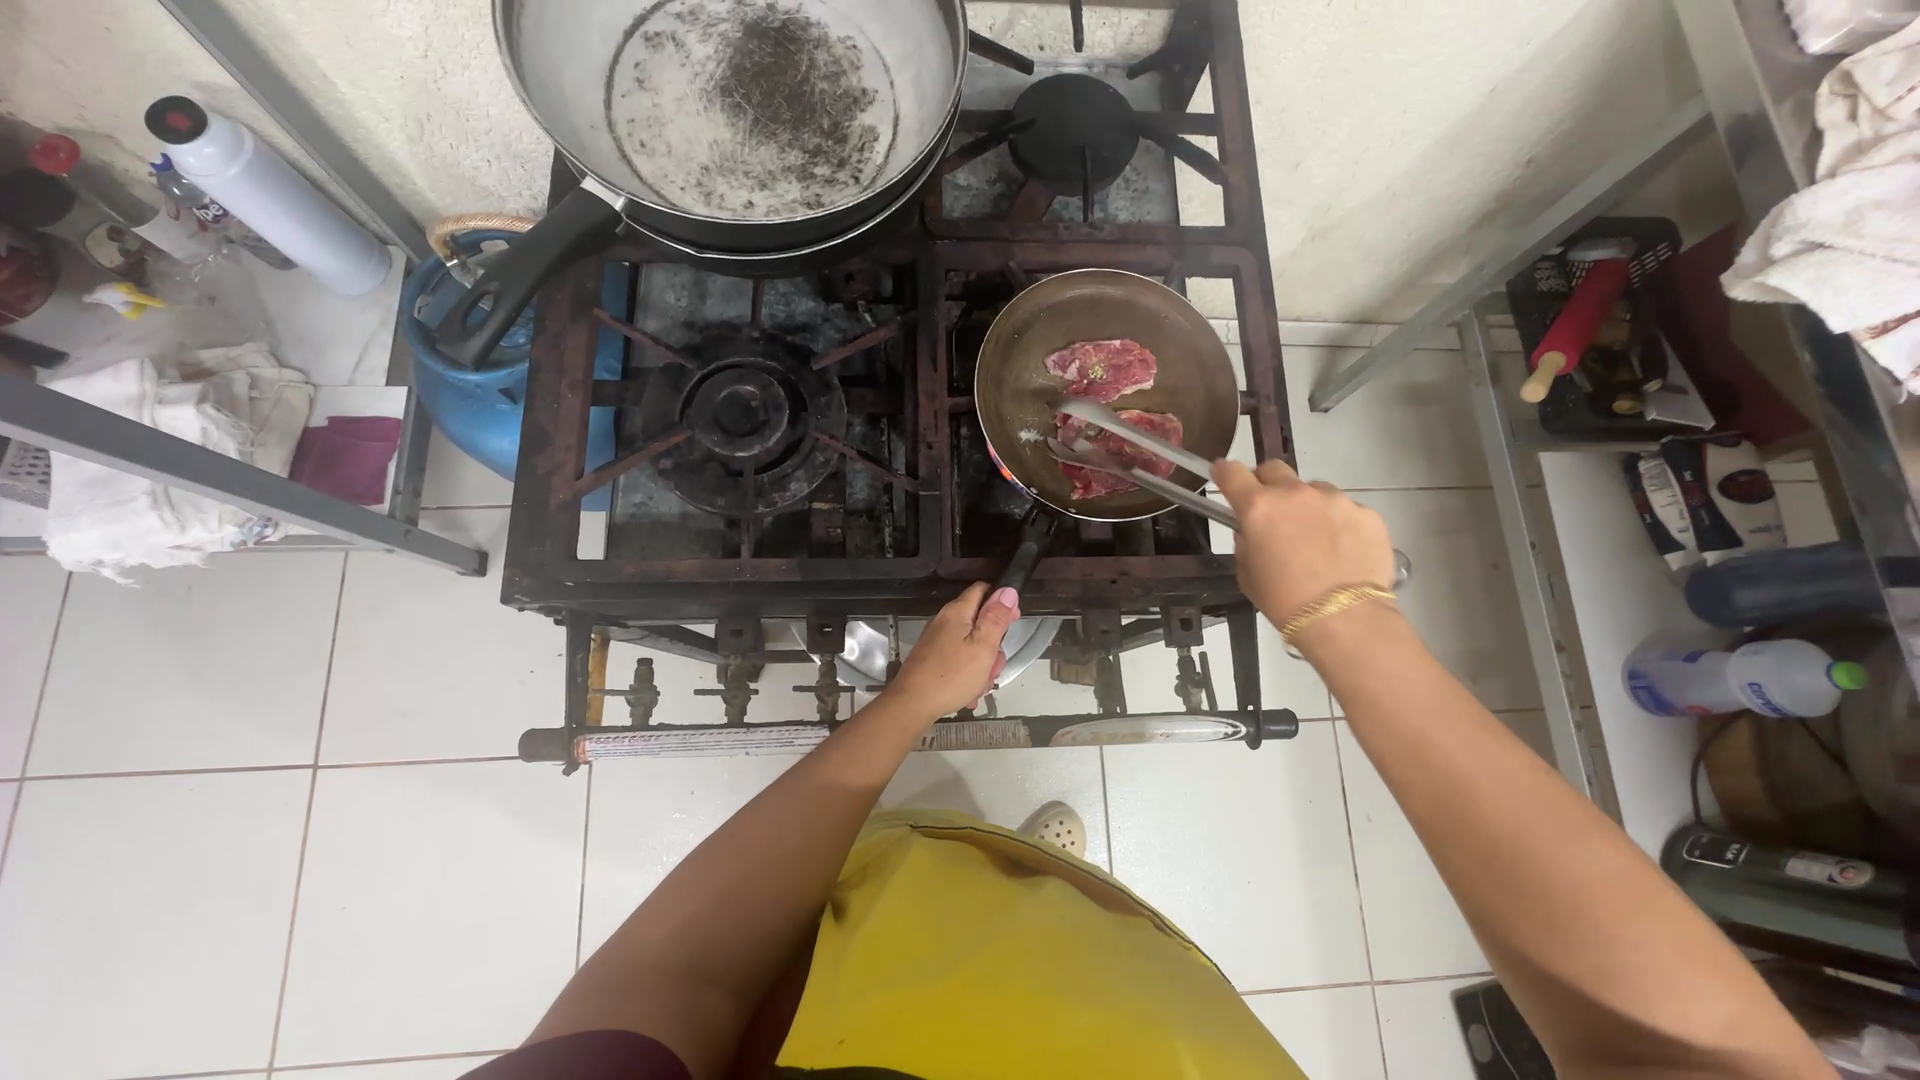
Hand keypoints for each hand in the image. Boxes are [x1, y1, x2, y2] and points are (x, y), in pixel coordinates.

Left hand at [882, 583, 1021, 722]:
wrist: (912, 704)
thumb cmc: (952, 675)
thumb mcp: (983, 646)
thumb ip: (996, 618)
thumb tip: (1007, 590)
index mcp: (957, 612)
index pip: (983, 590)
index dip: (1002, 602)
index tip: (1013, 621)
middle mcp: (944, 621)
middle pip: (978, 622)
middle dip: (993, 643)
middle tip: (994, 665)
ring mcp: (936, 641)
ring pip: (971, 645)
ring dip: (982, 664)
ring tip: (980, 684)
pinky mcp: (932, 659)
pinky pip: (958, 660)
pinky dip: (968, 674)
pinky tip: (969, 693)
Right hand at [1214, 459, 1397, 628]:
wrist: (1345, 619)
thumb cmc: (1284, 601)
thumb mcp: (1248, 575)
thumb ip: (1245, 544)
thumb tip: (1252, 532)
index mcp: (1259, 508)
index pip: (1232, 472)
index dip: (1225, 472)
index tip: (1224, 476)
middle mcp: (1295, 494)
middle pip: (1274, 469)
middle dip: (1266, 484)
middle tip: (1271, 511)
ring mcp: (1335, 500)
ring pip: (1313, 490)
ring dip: (1307, 506)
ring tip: (1316, 540)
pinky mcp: (1366, 513)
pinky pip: (1345, 510)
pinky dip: (1338, 524)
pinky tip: (1342, 551)